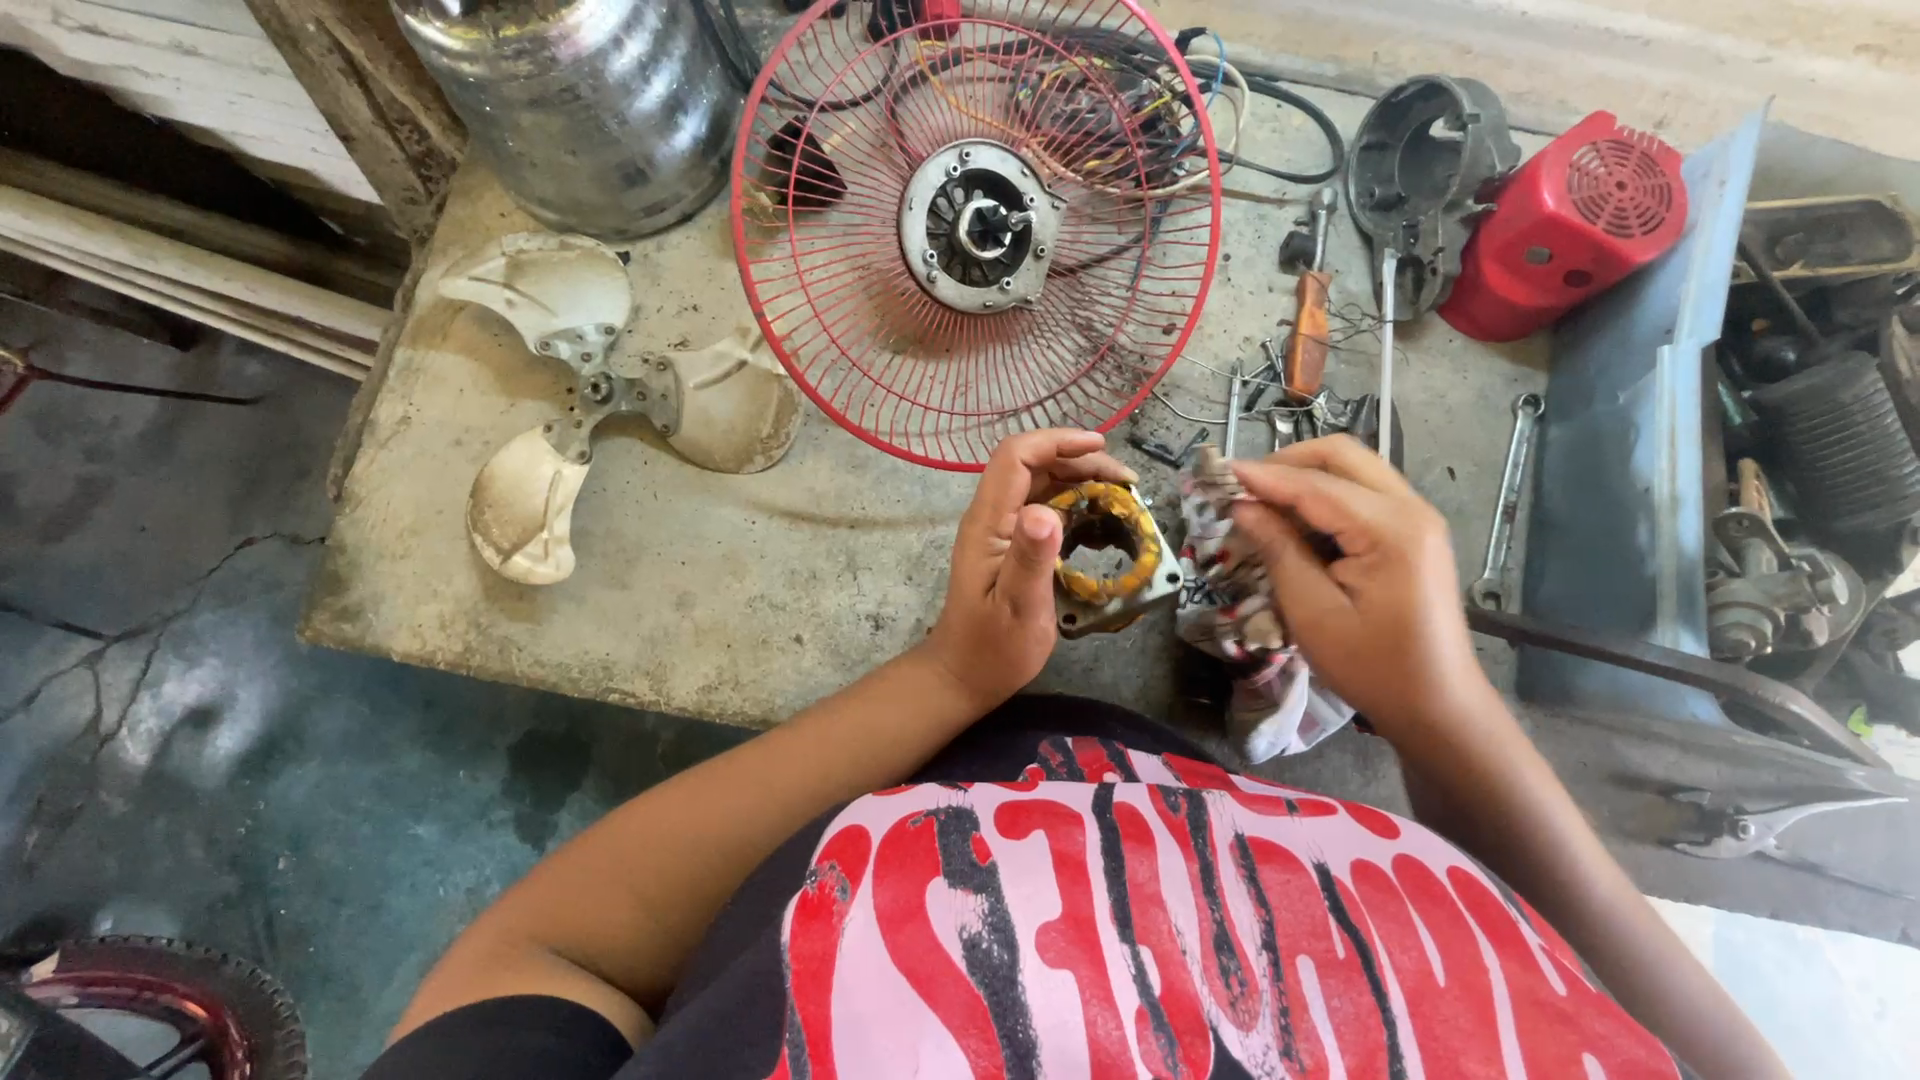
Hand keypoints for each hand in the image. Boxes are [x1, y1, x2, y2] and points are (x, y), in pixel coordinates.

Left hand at [921, 429, 1137, 712]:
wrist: (964, 675)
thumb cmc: (992, 648)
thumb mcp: (1017, 607)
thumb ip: (1029, 559)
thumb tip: (1045, 512)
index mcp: (989, 523)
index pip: (1016, 457)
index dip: (1057, 442)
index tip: (1101, 447)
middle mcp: (992, 518)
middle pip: (1033, 465)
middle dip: (1080, 461)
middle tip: (1128, 483)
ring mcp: (1000, 531)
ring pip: (1041, 484)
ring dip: (1081, 481)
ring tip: (1123, 496)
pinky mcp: (1012, 546)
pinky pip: (1045, 509)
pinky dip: (1076, 506)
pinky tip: (1102, 522)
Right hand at [1229, 435, 1494, 736]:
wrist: (1436, 703)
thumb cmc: (1371, 666)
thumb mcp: (1312, 612)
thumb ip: (1278, 549)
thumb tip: (1243, 507)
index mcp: (1391, 530)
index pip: (1316, 484)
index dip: (1263, 477)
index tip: (1218, 473)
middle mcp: (1411, 509)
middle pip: (1341, 455)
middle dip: (1285, 463)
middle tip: (1242, 487)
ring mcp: (1417, 518)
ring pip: (1353, 468)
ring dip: (1304, 476)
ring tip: (1261, 503)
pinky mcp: (1413, 531)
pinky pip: (1362, 492)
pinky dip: (1323, 494)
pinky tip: (1294, 520)